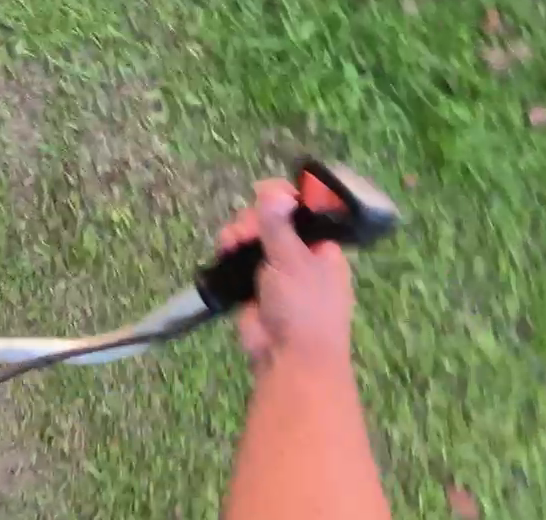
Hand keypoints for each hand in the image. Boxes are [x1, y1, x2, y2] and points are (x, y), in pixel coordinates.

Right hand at [216, 179, 354, 371]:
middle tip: (248, 233)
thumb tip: (275, 189)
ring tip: (231, 245)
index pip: (303, 210)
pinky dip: (228, 251)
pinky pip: (237, 254)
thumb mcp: (292, 260)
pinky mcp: (251, 281)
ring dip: (237, 234)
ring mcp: (274, 268)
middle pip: (270, 218)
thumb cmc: (304, 307)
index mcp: (321, 248)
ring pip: (250, 235)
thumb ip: (279, 224)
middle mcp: (299, 254)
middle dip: (253, 220)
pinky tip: (224, 253)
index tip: (263, 196)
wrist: (288, 357)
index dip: (282, 199)